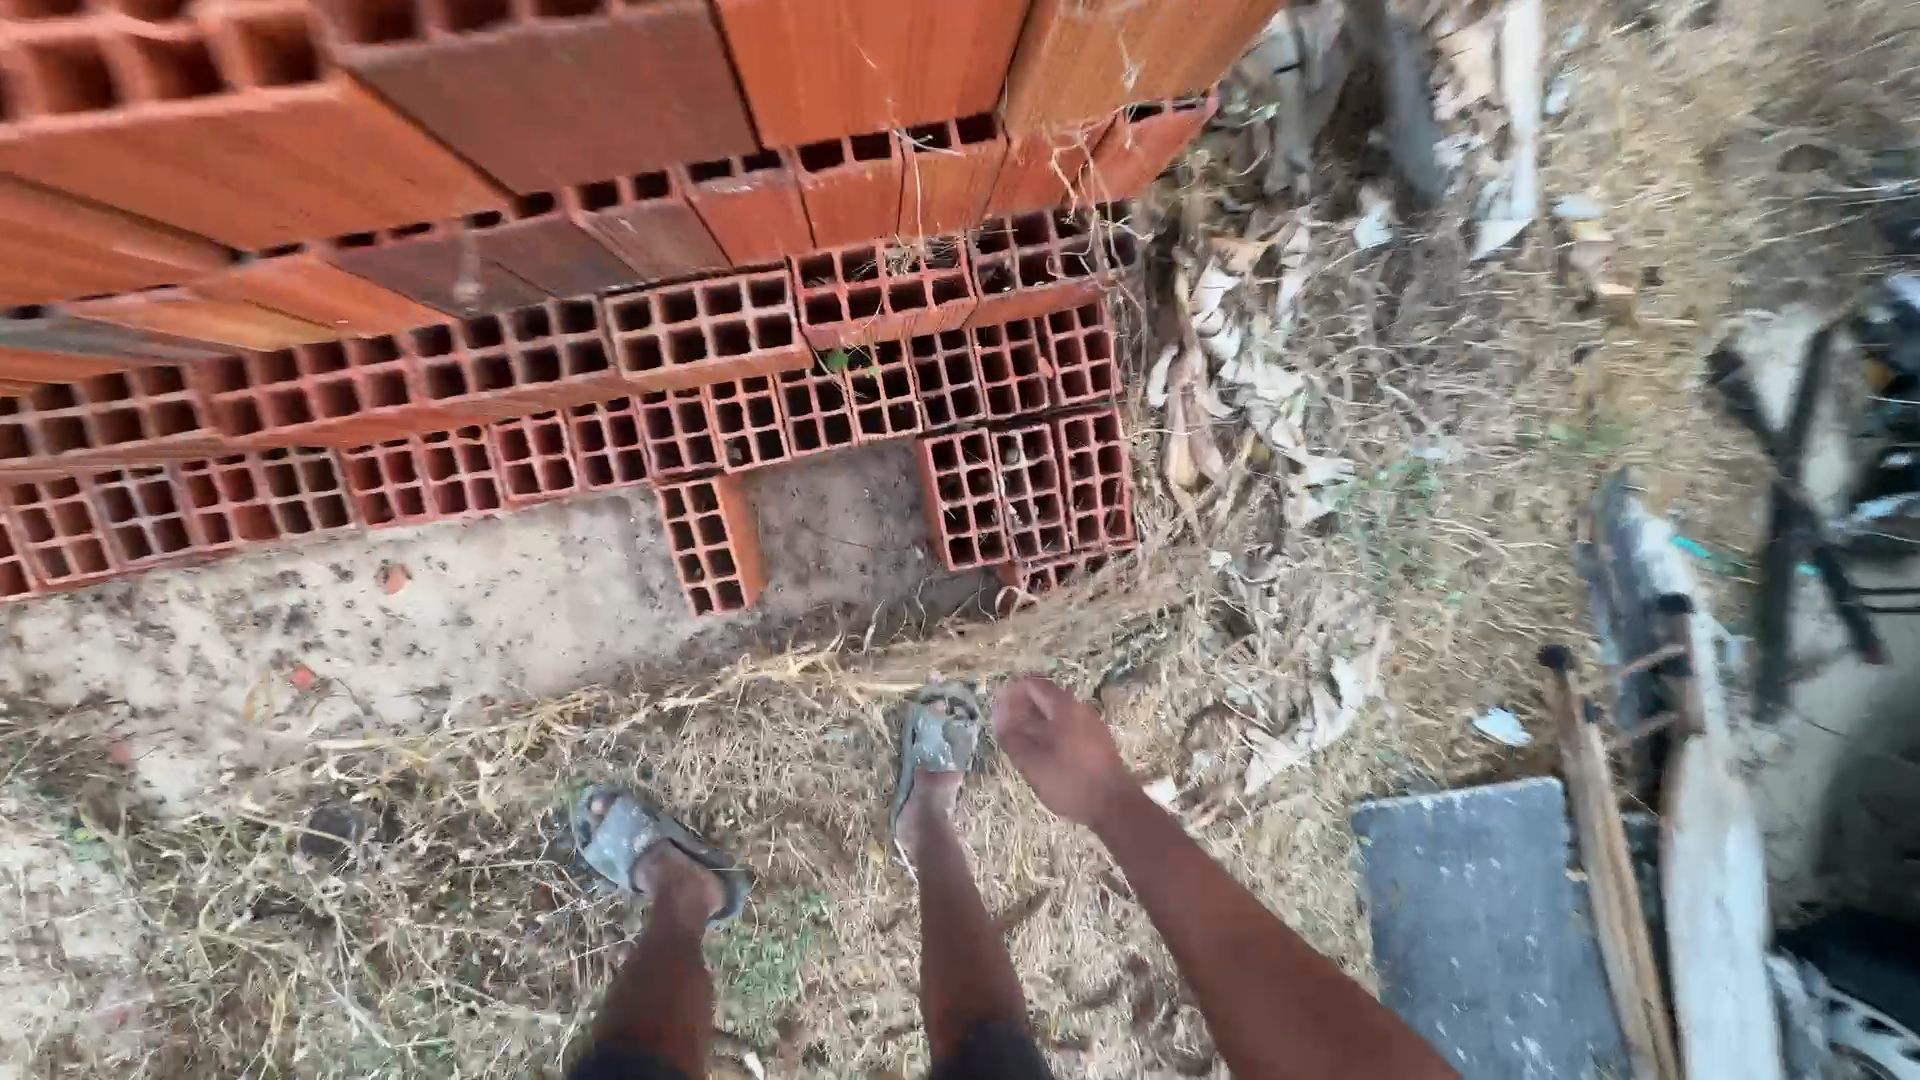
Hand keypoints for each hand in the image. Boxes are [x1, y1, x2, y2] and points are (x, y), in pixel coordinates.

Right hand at [991, 676, 1133, 826]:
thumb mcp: (1032, 762)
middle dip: (1023, 709)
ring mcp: (1092, 725)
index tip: (999, 711)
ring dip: (1037, 723)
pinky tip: (1044, 754)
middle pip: (1046, 698)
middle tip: (1006, 728)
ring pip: (1058, 714)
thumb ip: (1012, 737)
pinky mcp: (1098, 742)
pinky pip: (1069, 727)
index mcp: (1064, 707)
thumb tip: (1000, 717)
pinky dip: (1052, 734)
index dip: (1013, 693)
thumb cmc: (1070, 781)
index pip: (1033, 685)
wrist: (1115, 806)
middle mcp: (1080, 709)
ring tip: (1021, 742)